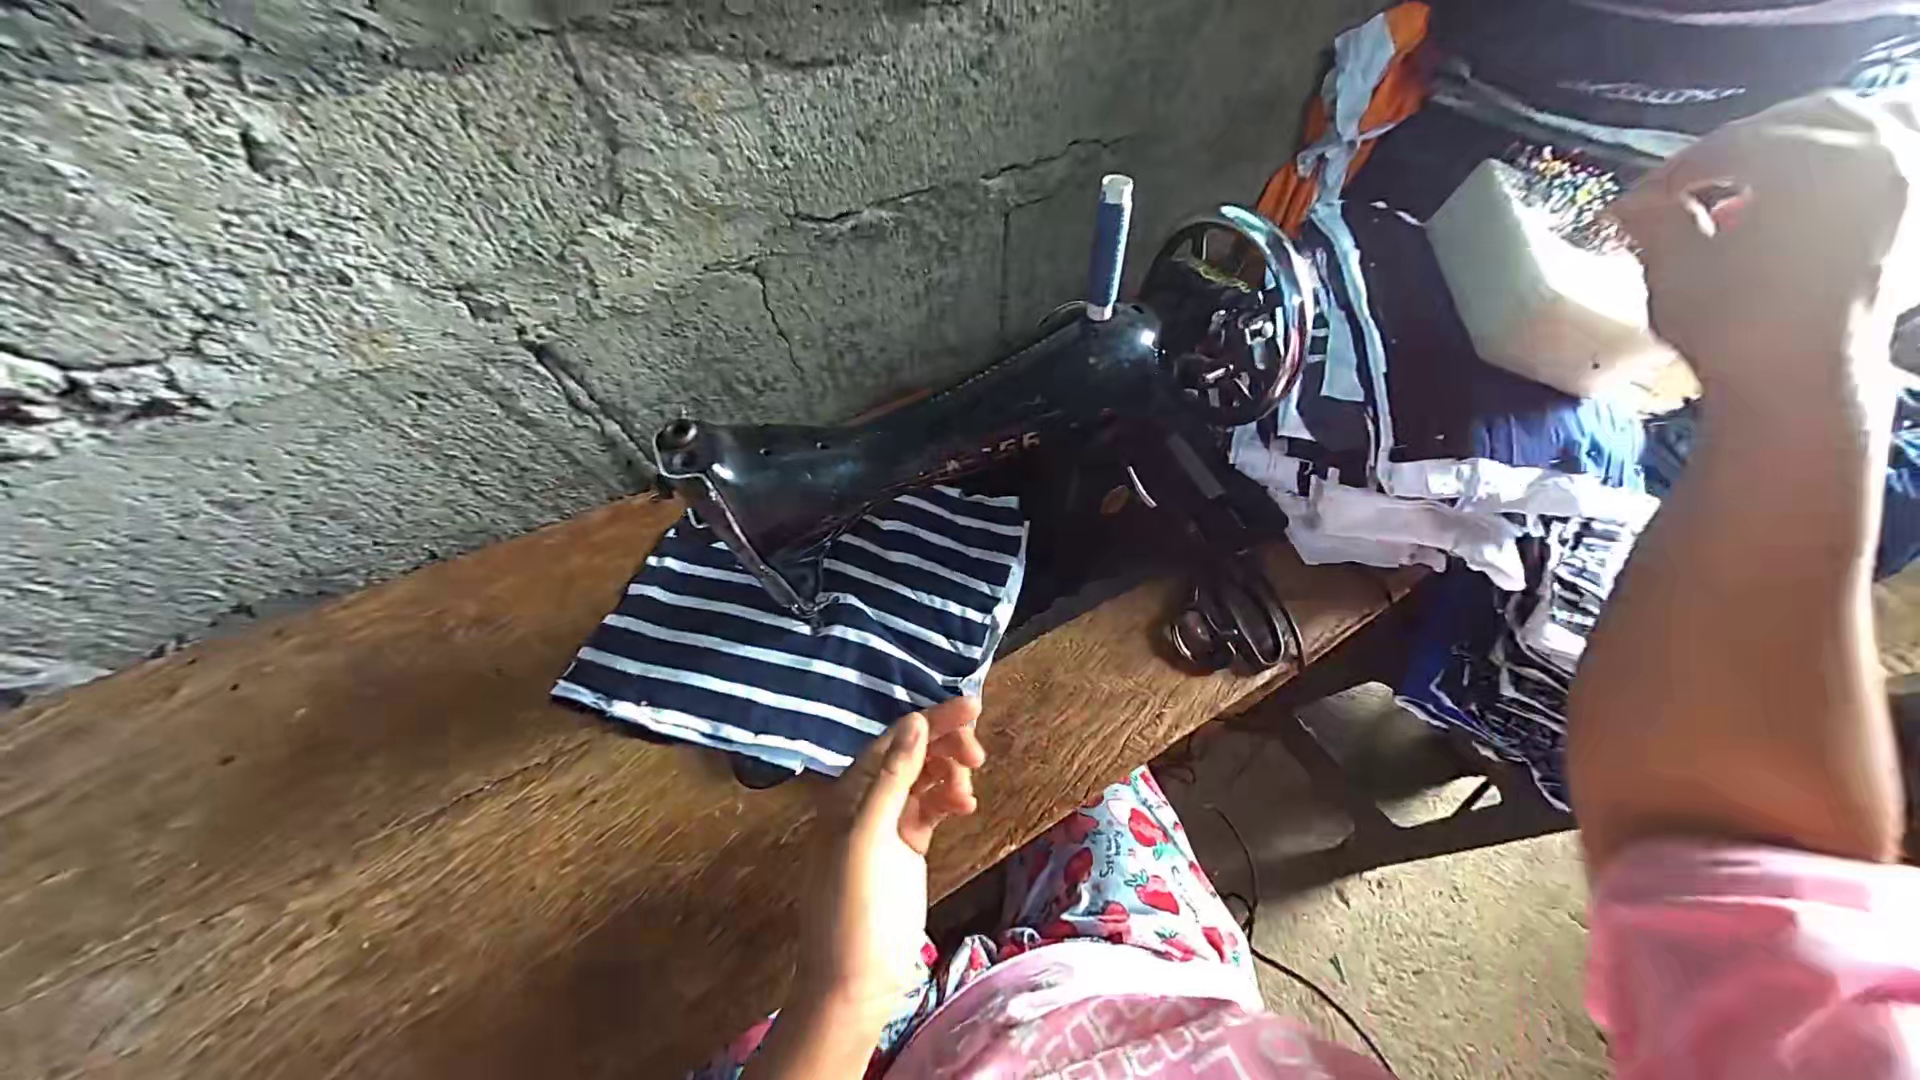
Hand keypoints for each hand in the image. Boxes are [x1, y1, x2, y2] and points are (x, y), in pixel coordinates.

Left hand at [793, 698, 985, 1030]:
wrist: (856, 983)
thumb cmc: (854, 907)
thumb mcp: (869, 837)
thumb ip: (893, 778)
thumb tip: (915, 722)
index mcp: (849, 790)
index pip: (895, 739)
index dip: (932, 720)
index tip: (973, 707)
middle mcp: (868, 799)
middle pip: (913, 752)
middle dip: (945, 744)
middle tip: (978, 753)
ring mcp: (890, 822)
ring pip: (926, 777)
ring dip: (950, 773)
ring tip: (968, 791)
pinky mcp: (908, 844)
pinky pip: (933, 805)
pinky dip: (950, 798)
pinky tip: (964, 806)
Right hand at [1610, 91, 1919, 399]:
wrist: (1797, 373)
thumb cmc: (1729, 322)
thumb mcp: (1675, 272)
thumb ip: (1658, 224)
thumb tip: (1634, 204)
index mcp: (1815, 163)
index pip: (1729, 147)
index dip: (1672, 173)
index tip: (1635, 204)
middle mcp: (1885, 152)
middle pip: (1808, 118)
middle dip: (1741, 143)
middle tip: (1692, 180)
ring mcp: (1917, 178)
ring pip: (1875, 118)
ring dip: (1813, 134)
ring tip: (1767, 166)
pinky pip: (1907, 152)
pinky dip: (1865, 153)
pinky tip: (1824, 180)